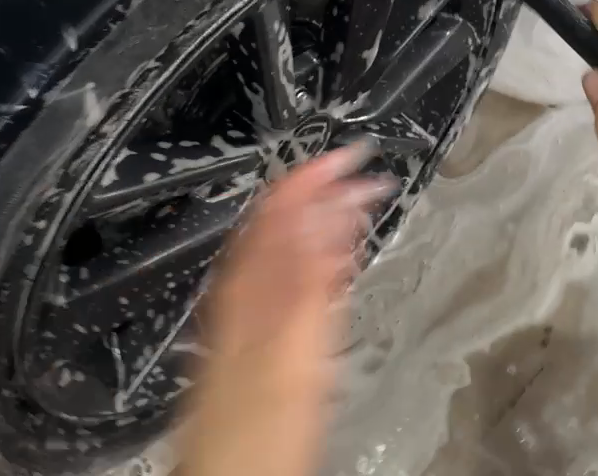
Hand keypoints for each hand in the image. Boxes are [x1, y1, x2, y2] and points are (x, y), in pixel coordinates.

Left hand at [176, 144, 392, 475]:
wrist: (232, 473)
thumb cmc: (256, 421)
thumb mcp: (291, 343)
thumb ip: (308, 276)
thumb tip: (323, 210)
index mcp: (250, 279)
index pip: (281, 203)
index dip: (316, 171)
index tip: (352, 153)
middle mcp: (246, 284)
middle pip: (284, 217)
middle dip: (326, 188)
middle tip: (366, 172)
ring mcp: (251, 307)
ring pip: (287, 242)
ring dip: (323, 215)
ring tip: (356, 199)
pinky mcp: (262, 332)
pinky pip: (290, 271)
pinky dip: (317, 251)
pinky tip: (333, 255)